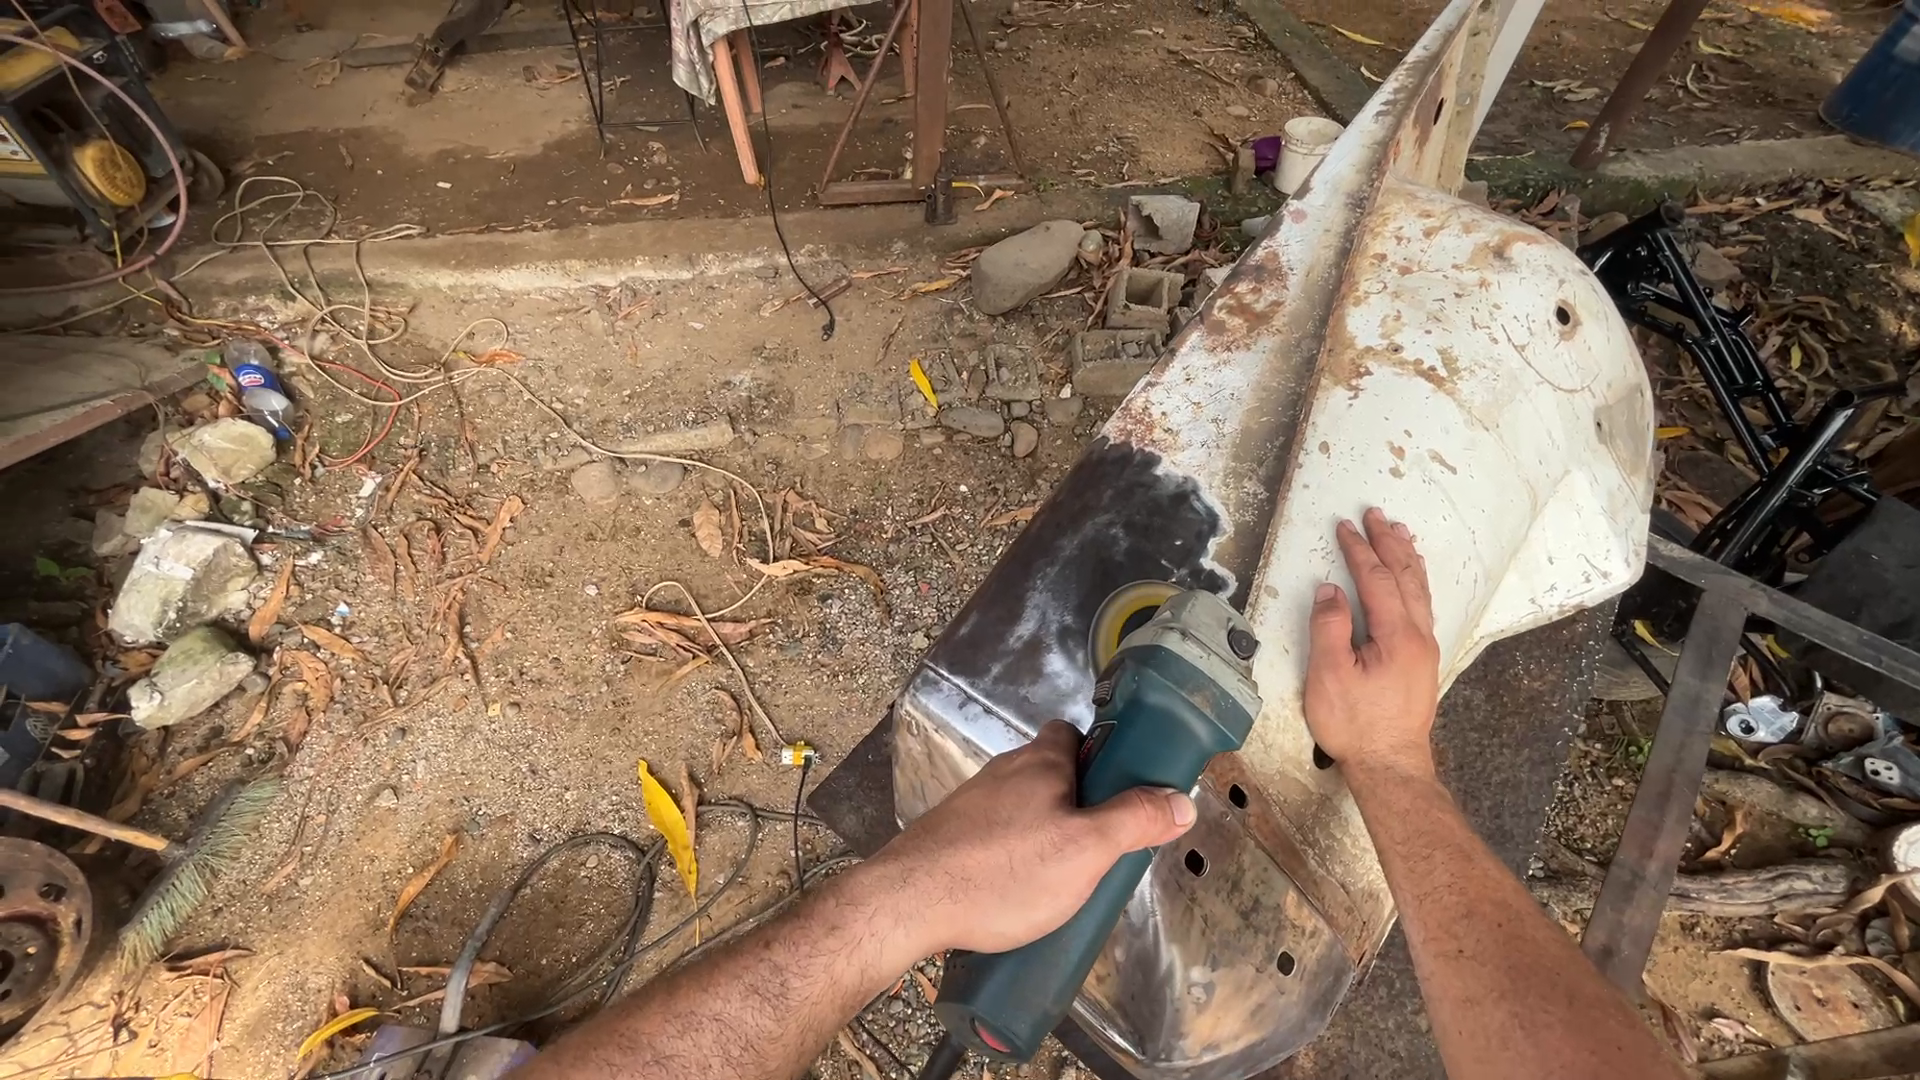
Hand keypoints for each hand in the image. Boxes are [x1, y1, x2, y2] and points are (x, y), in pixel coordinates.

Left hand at [863, 720, 1195, 954]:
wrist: (912, 900)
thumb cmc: (1004, 870)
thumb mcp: (1086, 850)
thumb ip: (1134, 821)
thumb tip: (1181, 799)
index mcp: (1040, 761)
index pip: (1071, 732)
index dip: (1098, 753)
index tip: (1120, 788)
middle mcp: (1005, 770)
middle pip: (1051, 770)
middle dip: (1078, 801)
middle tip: (1099, 846)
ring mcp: (975, 800)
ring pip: (1024, 803)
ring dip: (1047, 828)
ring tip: (1064, 875)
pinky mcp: (954, 831)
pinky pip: (998, 830)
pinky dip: (1016, 849)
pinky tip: (1020, 887)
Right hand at [1304, 507, 1441, 781]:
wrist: (1391, 765)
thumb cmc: (1355, 723)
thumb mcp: (1329, 675)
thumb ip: (1329, 628)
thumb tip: (1329, 590)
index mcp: (1397, 636)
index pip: (1377, 580)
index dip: (1359, 550)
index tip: (1344, 526)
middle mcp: (1418, 636)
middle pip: (1406, 577)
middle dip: (1389, 543)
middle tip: (1376, 515)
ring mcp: (1424, 648)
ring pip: (1419, 590)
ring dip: (1407, 558)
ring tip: (1399, 533)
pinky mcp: (1421, 660)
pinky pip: (1421, 605)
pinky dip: (1414, 580)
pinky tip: (1409, 578)